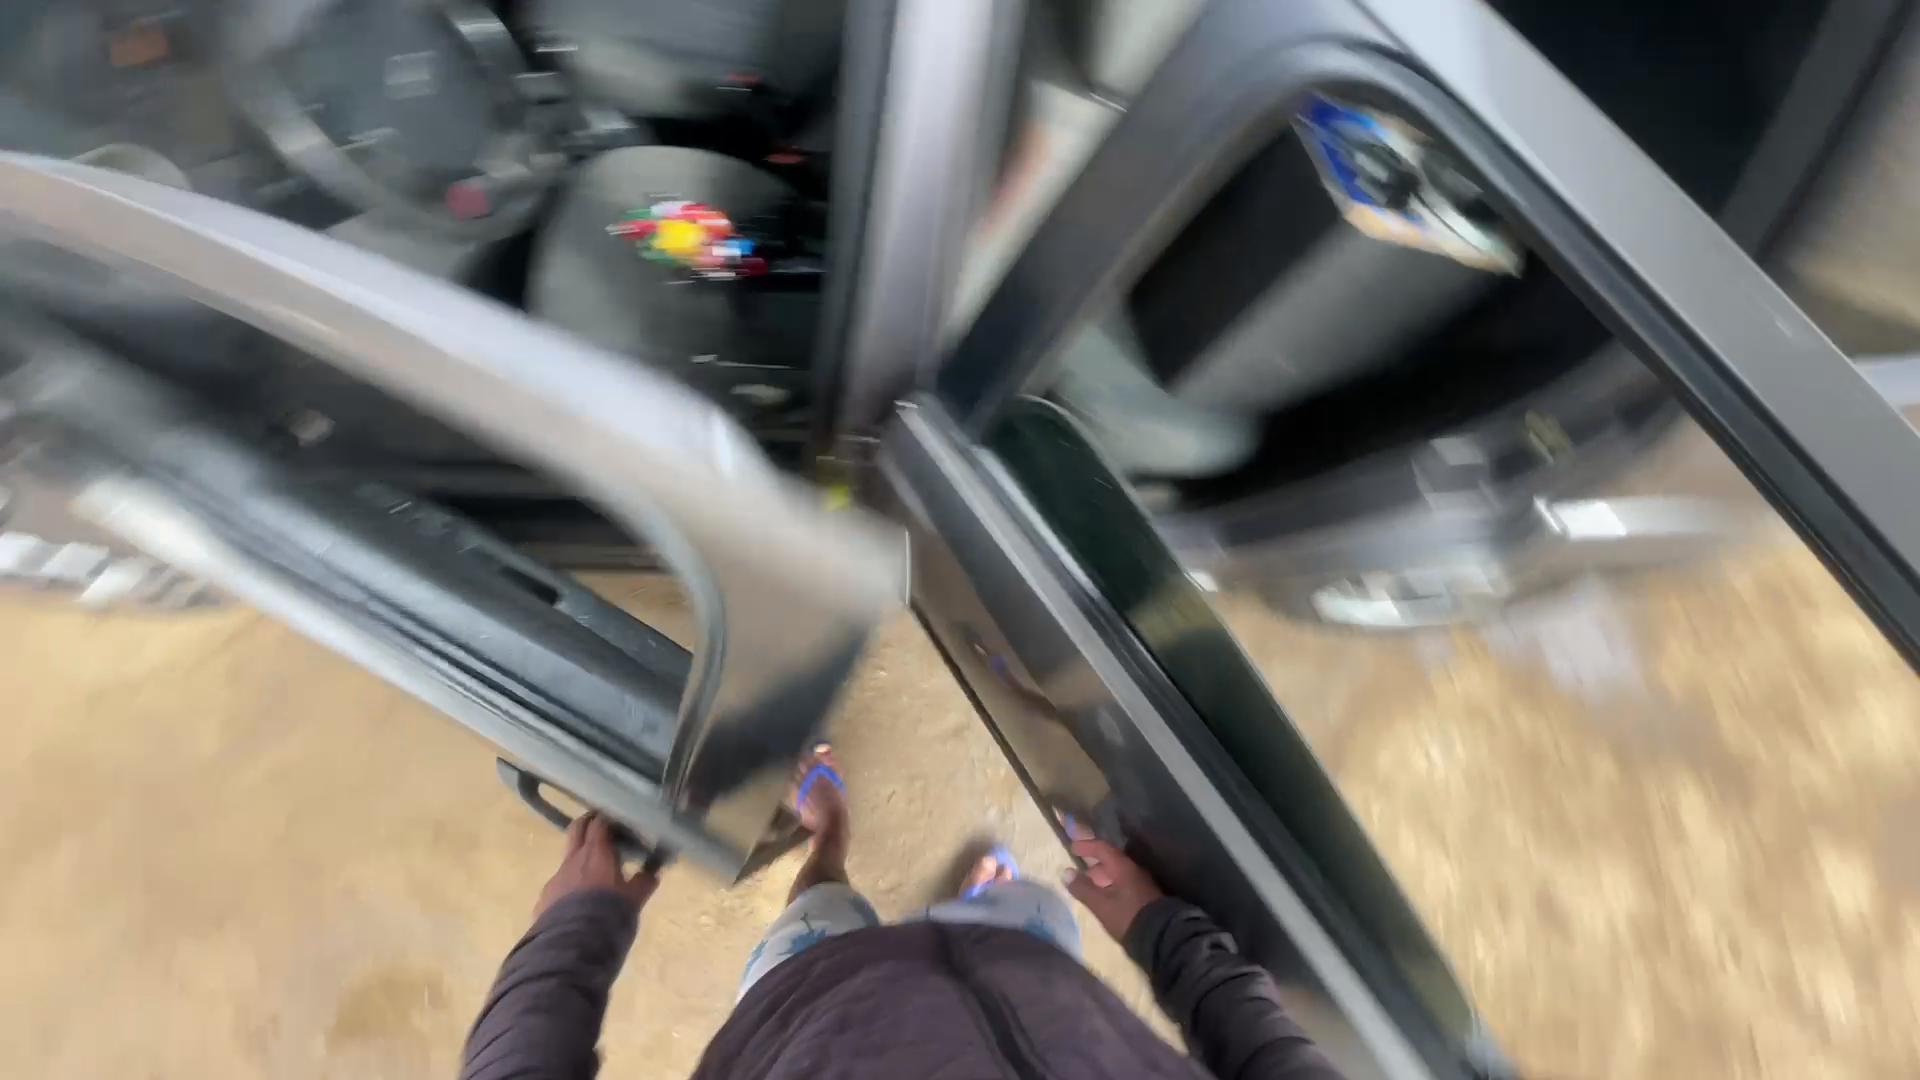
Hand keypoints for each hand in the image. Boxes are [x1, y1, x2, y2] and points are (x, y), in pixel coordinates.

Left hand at [534, 811, 659, 918]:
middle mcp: (574, 859)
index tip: (618, 816)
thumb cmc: (608, 913)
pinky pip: (560, 882)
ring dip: (580, 857)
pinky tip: (578, 900)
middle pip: (577, 828)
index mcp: (597, 852)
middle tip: (602, 827)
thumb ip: (644, 882)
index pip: (600, 822)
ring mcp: (556, 878)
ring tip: (595, 871)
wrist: (569, 946)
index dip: (608, 816)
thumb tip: (655, 872)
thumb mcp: (634, 899)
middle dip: (588, 823)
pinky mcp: (544, 898)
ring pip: (568, 857)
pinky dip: (570, 882)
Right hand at [1062, 834, 1163, 941]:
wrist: (1162, 937)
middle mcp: (1133, 870)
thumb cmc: (1127, 916)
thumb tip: (1066, 872)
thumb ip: (1083, 888)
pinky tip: (1106, 899)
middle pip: (1111, 860)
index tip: (1073, 847)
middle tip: (1080, 874)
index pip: (1102, 848)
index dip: (1086, 846)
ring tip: (1091, 889)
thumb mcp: (1101, 905)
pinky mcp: (1145, 897)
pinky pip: (1124, 884)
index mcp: (1122, 867)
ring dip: (1103, 878)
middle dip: (1094, 865)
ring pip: (1118, 874)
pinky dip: (1111, 886)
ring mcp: (1141, 883)